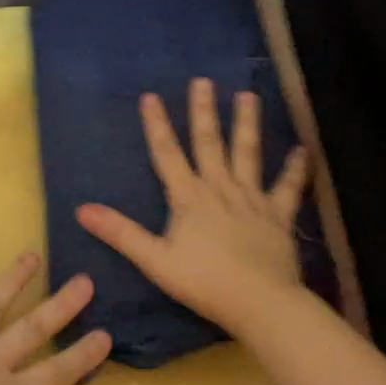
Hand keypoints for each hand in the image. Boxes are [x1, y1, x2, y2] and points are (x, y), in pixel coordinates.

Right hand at [77, 78, 309, 333]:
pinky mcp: (278, 216)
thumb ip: (121, 233)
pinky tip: (302, 151)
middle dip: (203, 112)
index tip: (151, 96)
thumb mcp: (155, 260)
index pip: (167, 154)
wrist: (261, 303)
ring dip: (246, 124)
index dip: (157, 125)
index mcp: (189, 197)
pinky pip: (287, 188)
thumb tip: (82, 210)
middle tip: (203, 81)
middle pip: (209, 144)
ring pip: (248, 154)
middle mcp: (220, 189)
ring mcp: (252, 199)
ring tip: (248, 96)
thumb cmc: (204, 282)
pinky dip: (295, 169)